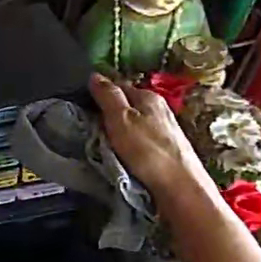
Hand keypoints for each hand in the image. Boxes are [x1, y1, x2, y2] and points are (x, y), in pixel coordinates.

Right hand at [88, 73, 213, 202]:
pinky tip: (120, 150)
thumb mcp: (120, 119)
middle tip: (88, 125)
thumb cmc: (146, 151)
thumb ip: (107, 96)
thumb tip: (95, 74)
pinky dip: (126, 139)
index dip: (97, 93)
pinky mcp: (164, 145)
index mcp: (147, 96)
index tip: (81, 105)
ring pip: (131, 119)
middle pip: (124, 103)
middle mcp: (158, 107)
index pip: (116, 85)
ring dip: (116, 126)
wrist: (179, 187)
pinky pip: (138, 134)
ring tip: (101, 139)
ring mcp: (163, 126)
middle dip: (106, 111)